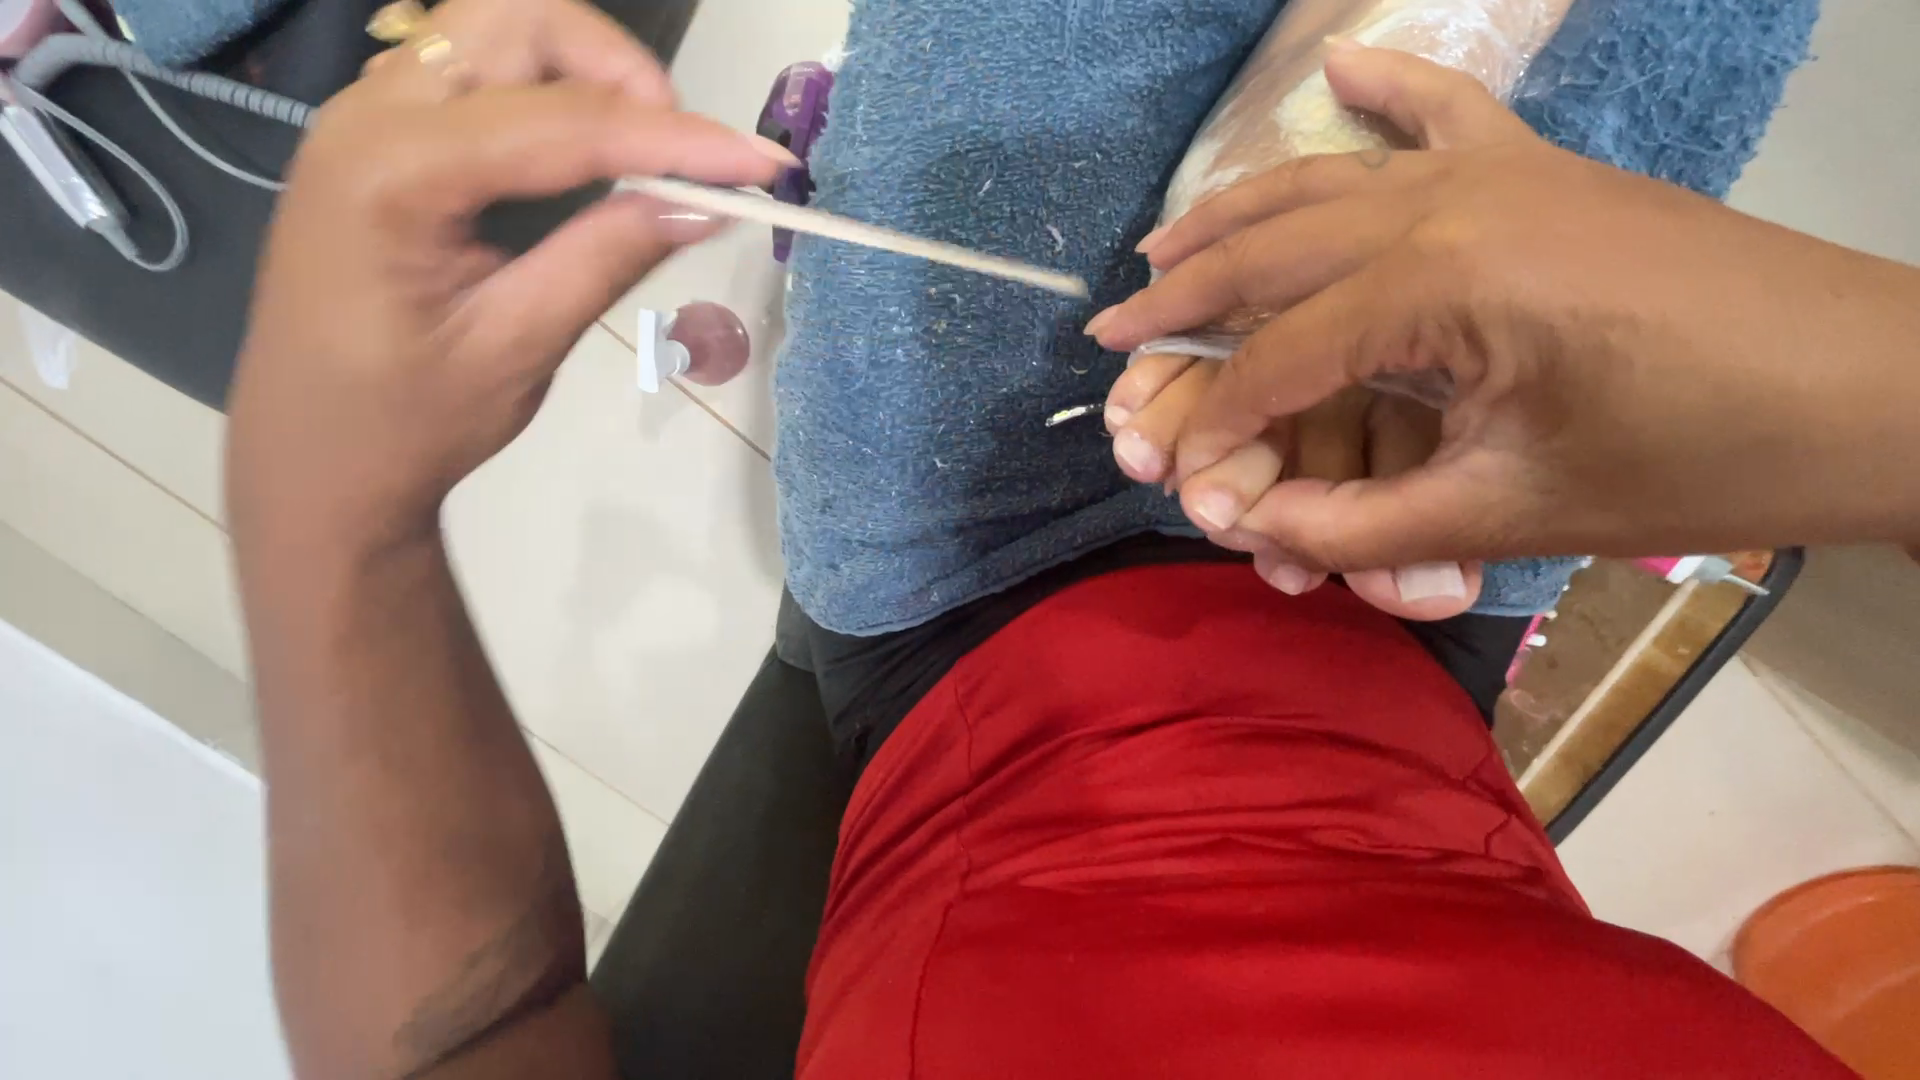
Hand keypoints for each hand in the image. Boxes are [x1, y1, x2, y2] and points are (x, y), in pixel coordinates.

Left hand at [226, 0, 794, 558]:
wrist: (319, 452)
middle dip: (622, 70)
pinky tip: (598, 162)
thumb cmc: (410, 417)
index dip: (677, 139)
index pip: (565, 123)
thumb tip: (704, 205)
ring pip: (502, 34)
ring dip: (593, 75)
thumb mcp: (522, 344)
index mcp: (395, 170)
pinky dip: (560, 99)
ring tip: (652, 157)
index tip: (762, 164)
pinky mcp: (396, 139)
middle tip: (686, 154)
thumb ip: (607, 258)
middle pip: (517, 22)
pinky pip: (488, 78)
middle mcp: (374, 112)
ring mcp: (377, 116)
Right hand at [1090, 45, 1919, 569]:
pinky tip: (1334, 72)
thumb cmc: (1694, 464)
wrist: (1884, 393)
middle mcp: (1446, 203)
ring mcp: (1496, 170)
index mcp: (1439, 285)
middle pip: (1270, 252)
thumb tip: (1245, 527)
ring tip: (1161, 244)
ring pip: (1323, 182)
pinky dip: (1385, 92)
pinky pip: (1441, 113)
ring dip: (1232, 213)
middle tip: (1111, 328)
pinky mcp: (1539, 167)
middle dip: (1179, 299)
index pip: (1278, 361)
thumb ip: (1354, 526)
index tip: (1173, 475)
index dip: (1215, 426)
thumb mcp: (1504, 514)